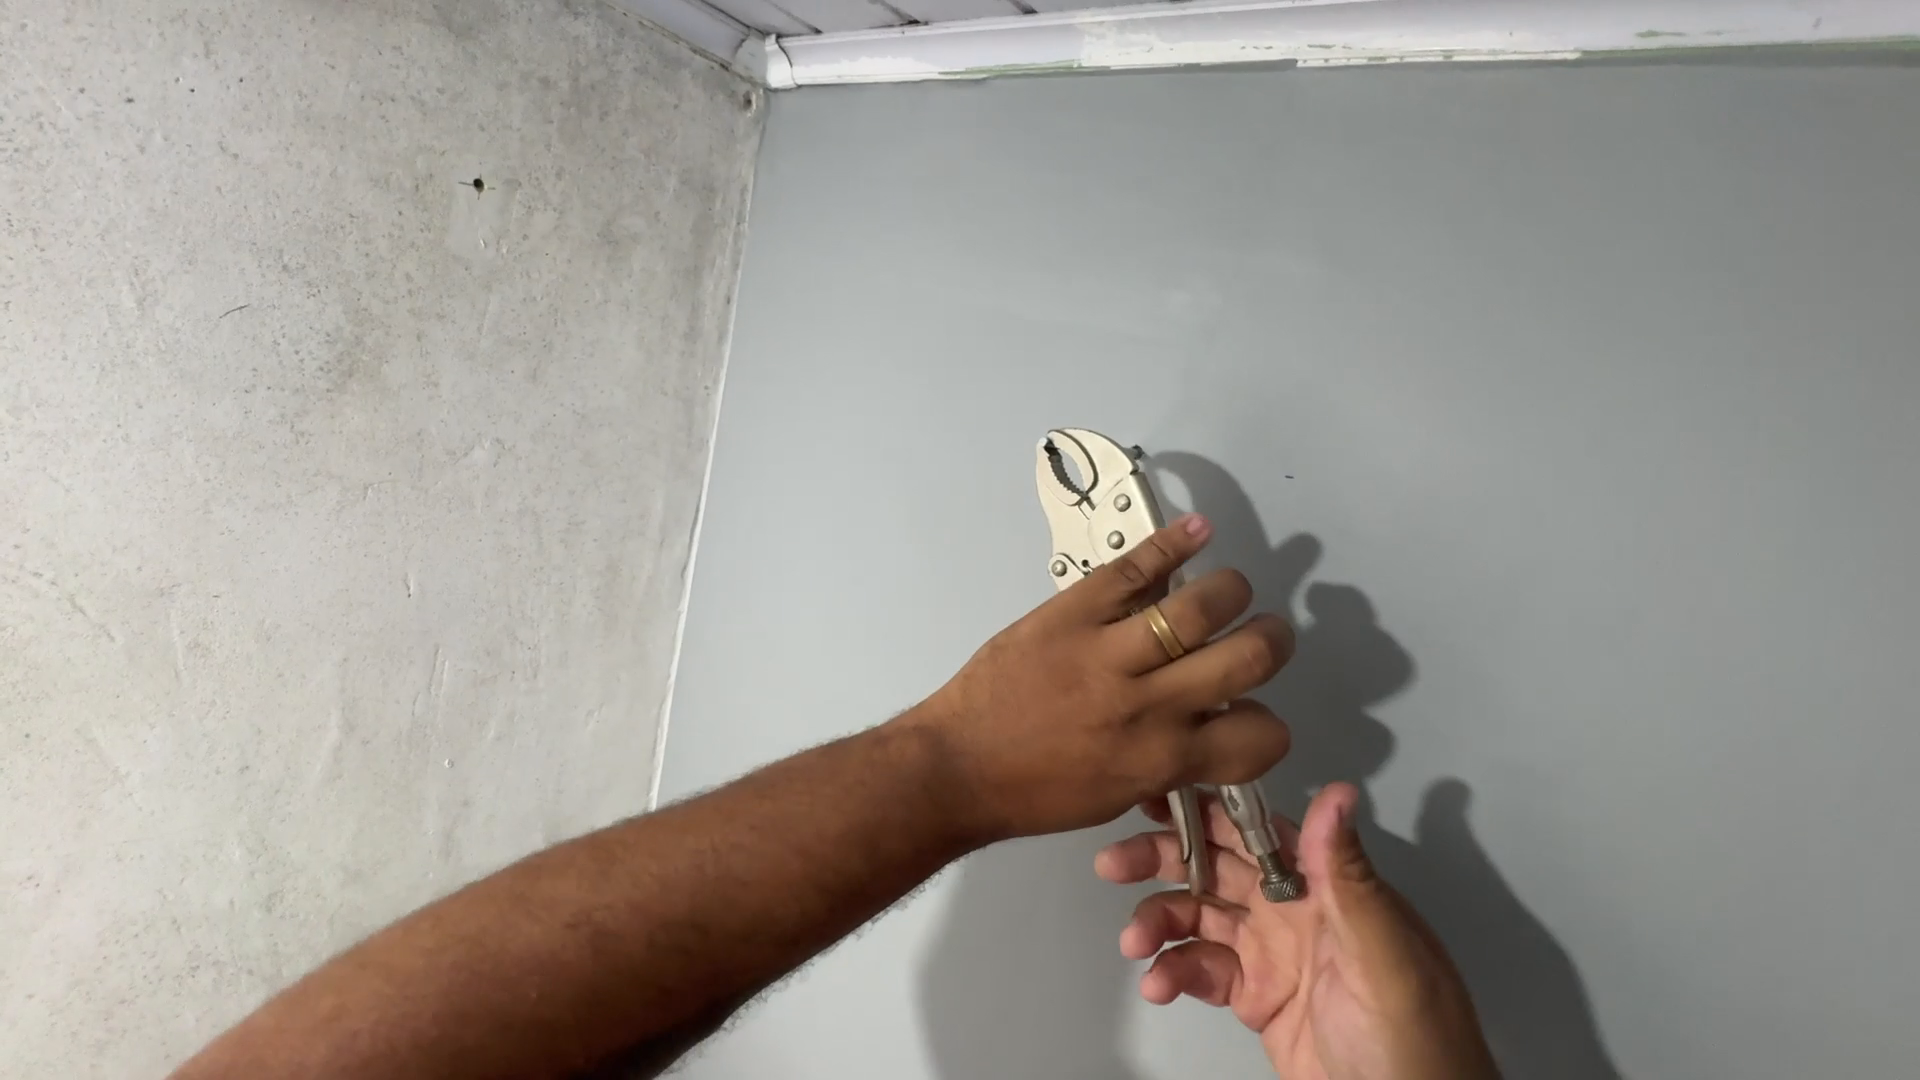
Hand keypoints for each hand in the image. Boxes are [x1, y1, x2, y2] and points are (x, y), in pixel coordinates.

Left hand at [902, 514, 1295, 841]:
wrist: (958, 765)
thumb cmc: (1033, 792)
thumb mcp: (1115, 796)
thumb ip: (1169, 766)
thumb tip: (1204, 740)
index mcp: (1163, 758)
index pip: (1260, 737)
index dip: (1268, 724)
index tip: (1248, 709)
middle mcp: (1149, 704)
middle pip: (1248, 656)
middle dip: (1270, 641)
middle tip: (1261, 635)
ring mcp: (1108, 652)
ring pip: (1199, 607)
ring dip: (1230, 591)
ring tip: (1228, 591)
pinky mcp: (1070, 613)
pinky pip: (1131, 570)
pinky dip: (1171, 544)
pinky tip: (1197, 530)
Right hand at [1095, 784, 1499, 1079]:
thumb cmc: (1411, 1034)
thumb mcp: (1383, 952)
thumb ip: (1348, 874)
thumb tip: (1337, 790)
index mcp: (1320, 884)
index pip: (1252, 827)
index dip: (1203, 807)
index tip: (1151, 794)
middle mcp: (1287, 907)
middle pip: (1212, 865)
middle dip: (1160, 857)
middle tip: (1112, 863)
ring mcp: (1267, 952)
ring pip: (1196, 915)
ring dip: (1157, 920)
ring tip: (1133, 943)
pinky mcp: (1253, 996)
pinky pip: (1200, 969)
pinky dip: (1172, 971)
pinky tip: (1157, 984)